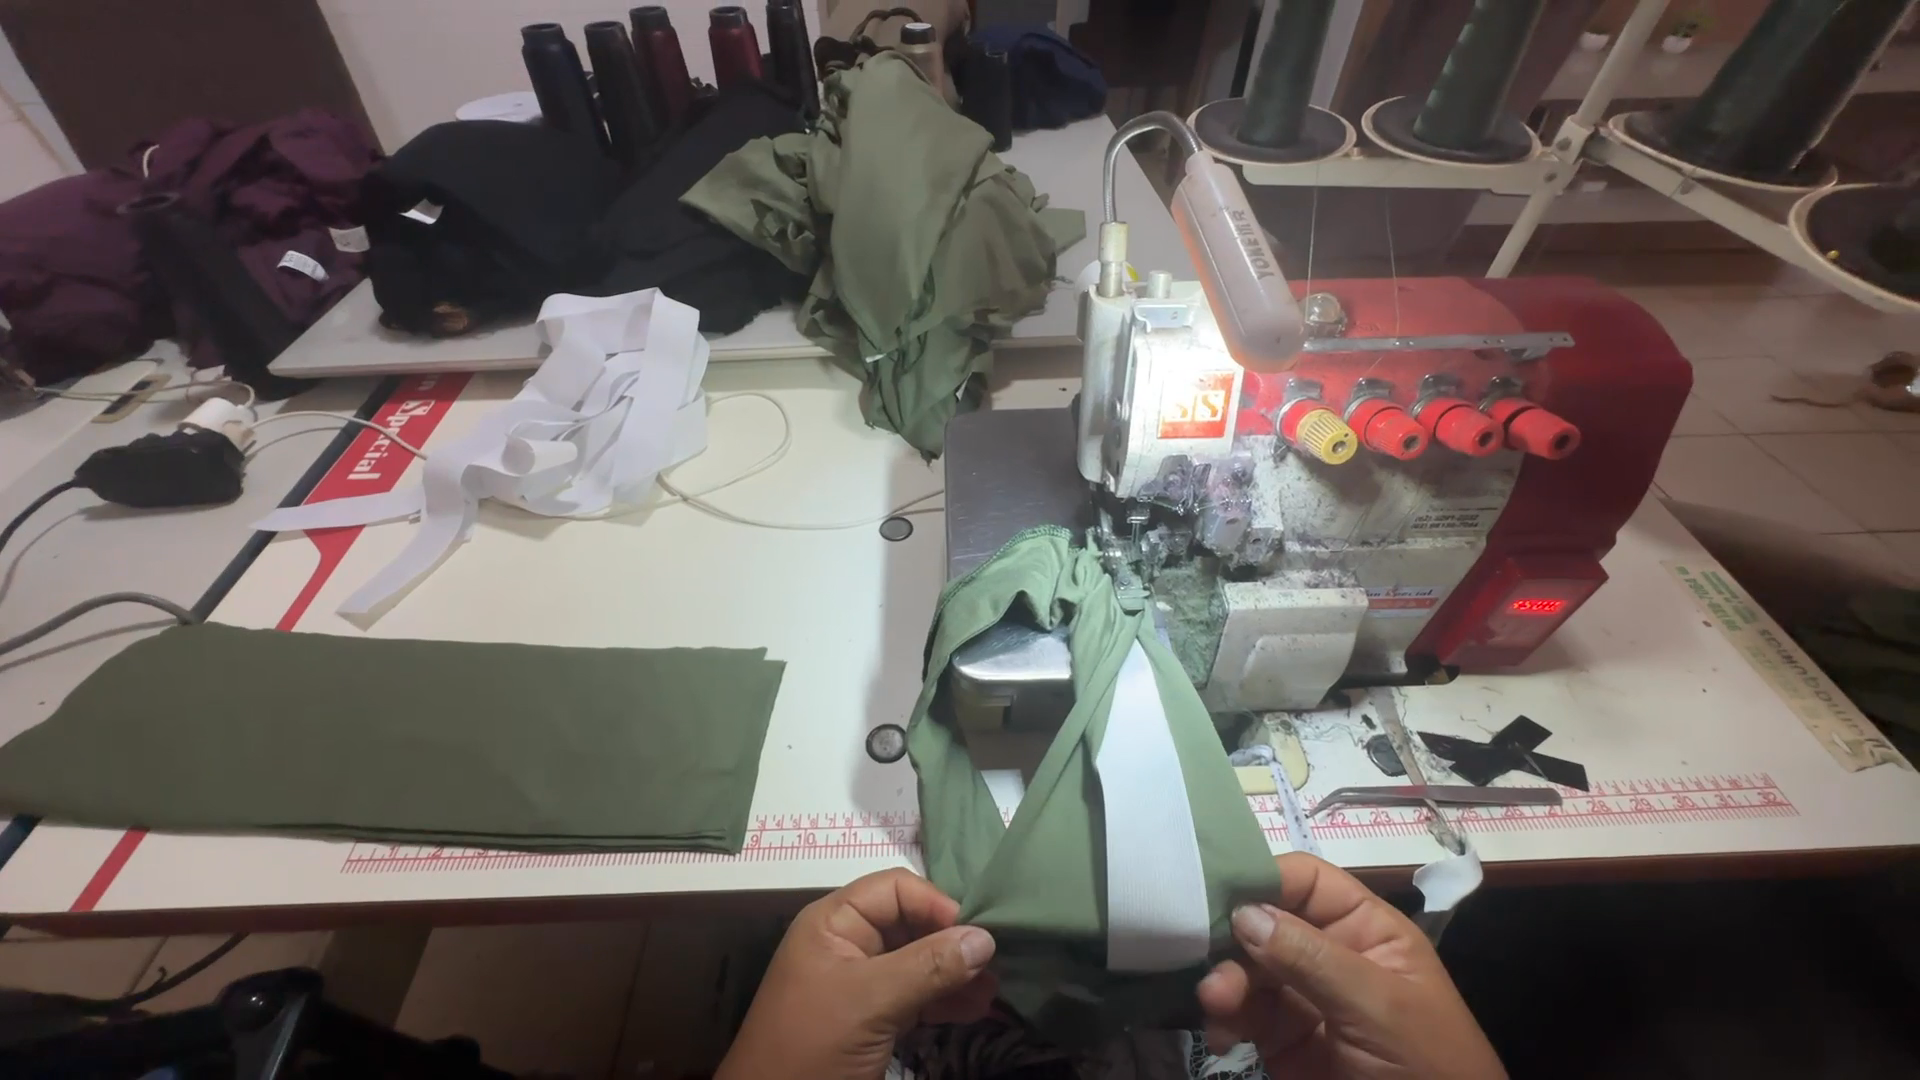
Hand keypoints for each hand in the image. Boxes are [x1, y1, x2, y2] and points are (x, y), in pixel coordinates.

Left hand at [716, 868, 998, 1079]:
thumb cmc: (812, 1047)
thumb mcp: (870, 1002)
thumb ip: (927, 967)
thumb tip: (985, 938)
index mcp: (835, 921)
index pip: (895, 889)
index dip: (935, 903)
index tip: (975, 930)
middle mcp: (850, 942)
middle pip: (911, 923)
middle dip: (952, 940)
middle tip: (995, 960)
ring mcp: (862, 982)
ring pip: (919, 961)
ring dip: (955, 973)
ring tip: (994, 989)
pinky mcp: (873, 1018)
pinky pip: (917, 996)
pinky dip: (945, 1001)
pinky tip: (976, 1007)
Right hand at [1197, 853, 1504, 1079]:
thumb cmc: (1430, 1070)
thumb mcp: (1380, 1009)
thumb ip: (1311, 958)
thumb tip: (1243, 911)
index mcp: (1364, 929)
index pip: (1304, 880)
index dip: (1263, 878)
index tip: (1220, 893)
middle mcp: (1327, 952)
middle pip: (1263, 921)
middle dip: (1233, 939)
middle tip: (1208, 959)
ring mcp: (1302, 995)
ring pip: (1245, 966)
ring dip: (1224, 980)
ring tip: (1214, 1004)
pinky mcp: (1281, 1036)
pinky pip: (1240, 1010)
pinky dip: (1223, 1016)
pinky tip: (1220, 1032)